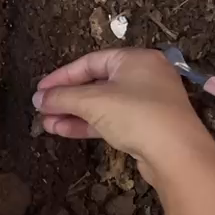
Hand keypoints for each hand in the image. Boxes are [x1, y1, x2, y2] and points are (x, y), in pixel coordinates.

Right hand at [30, 48, 214, 182]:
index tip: (40, 90)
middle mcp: (143, 76)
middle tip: (42, 108)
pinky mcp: (145, 125)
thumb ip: (62, 97)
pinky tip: (63, 130)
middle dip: (66, 98)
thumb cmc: (136, 115)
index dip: (61, 76)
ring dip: (72, 113)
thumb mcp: (93, 101)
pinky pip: (110, 119)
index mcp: (135, 60)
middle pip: (94, 83)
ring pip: (101, 104)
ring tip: (47, 123)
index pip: (89, 62)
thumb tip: (37, 99)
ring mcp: (146, 102)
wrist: (177, 154)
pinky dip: (87, 124)